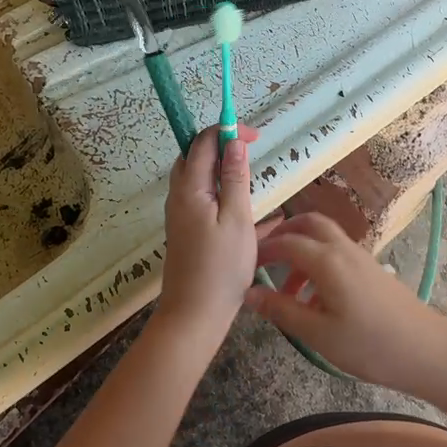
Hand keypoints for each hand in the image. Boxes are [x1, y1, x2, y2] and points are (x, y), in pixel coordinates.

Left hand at [156, 125, 260, 332]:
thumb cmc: (220, 267)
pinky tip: (266, 221)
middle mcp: (180, 197)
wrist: (194, 317)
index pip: (203, 142)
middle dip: (223, 149)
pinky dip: (230, 202)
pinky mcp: (190, 234)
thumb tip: (234, 140)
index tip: (256, 135)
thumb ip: (235, 177)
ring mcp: (183, 216)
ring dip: (227, 175)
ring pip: (203, 182)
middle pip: (196, 158)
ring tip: (255, 183)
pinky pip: (209, 206)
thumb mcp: (237, 219)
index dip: (227, 130)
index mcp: (189, 188)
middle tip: (252, 154)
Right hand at [247, 212, 446, 388]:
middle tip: (265, 258)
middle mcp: (343, 249)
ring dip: (302, 250)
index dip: (262, 250)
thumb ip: (282, 310)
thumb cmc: (369, 344)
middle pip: (309, 224)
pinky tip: (316, 299)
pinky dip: (319, 261)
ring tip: (288, 290)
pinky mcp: (371, 269)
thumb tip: (249, 293)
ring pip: (325, 237)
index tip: (244, 264)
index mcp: (326, 260)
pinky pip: (338, 252)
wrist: (426, 350)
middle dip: (284, 235)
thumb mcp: (318, 333)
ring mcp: (360, 257)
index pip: (286, 242)